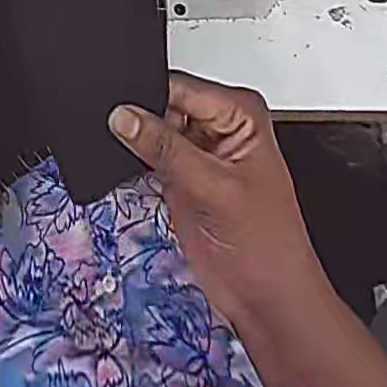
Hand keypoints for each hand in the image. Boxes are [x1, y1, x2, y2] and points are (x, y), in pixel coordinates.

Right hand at [108, 73, 325, 327]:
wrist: (265, 300)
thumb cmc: (266, 246)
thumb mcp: (214, 189)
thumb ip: (166, 149)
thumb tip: (125, 116)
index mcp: (240, 111)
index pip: (181, 86)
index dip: (148, 96)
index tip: (120, 112)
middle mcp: (219, 123)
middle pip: (163, 101)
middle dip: (141, 119)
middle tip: (126, 140)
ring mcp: (198, 148)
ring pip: (152, 127)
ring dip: (139, 142)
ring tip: (144, 166)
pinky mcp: (181, 172)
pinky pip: (148, 153)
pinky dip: (137, 161)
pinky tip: (141, 177)